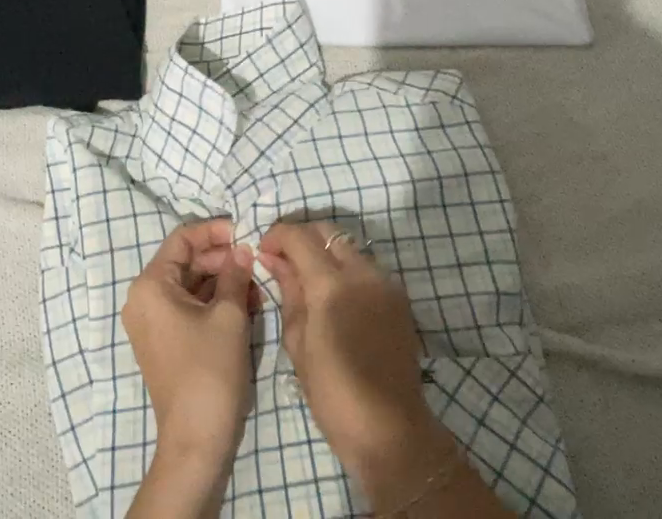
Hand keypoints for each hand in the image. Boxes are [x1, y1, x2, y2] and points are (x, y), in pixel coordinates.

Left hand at [123, 218, 257, 468]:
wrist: (196, 437)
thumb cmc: (210, 369)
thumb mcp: (229, 316)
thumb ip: (234, 274)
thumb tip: (241, 249)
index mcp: (150, 285)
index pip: (182, 239)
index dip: (215, 231)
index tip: (246, 231)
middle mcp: (143, 299)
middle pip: (185, 261)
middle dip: (222, 259)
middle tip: (256, 263)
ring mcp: (151, 322)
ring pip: (190, 285)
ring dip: (222, 281)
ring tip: (256, 287)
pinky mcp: (163, 341)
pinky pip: (188, 307)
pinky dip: (214, 302)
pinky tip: (246, 305)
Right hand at [257, 221, 441, 478]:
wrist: (389, 427)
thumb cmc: (332, 393)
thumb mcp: (297, 343)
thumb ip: (289, 292)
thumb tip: (274, 260)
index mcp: (332, 285)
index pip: (299, 236)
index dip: (276, 236)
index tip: (263, 251)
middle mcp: (363, 272)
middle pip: (327, 232)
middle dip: (301, 238)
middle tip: (282, 261)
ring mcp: (385, 282)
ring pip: (348, 247)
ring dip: (324, 253)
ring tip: (307, 280)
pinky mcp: (398, 297)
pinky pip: (366, 267)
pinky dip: (345, 269)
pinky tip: (334, 296)